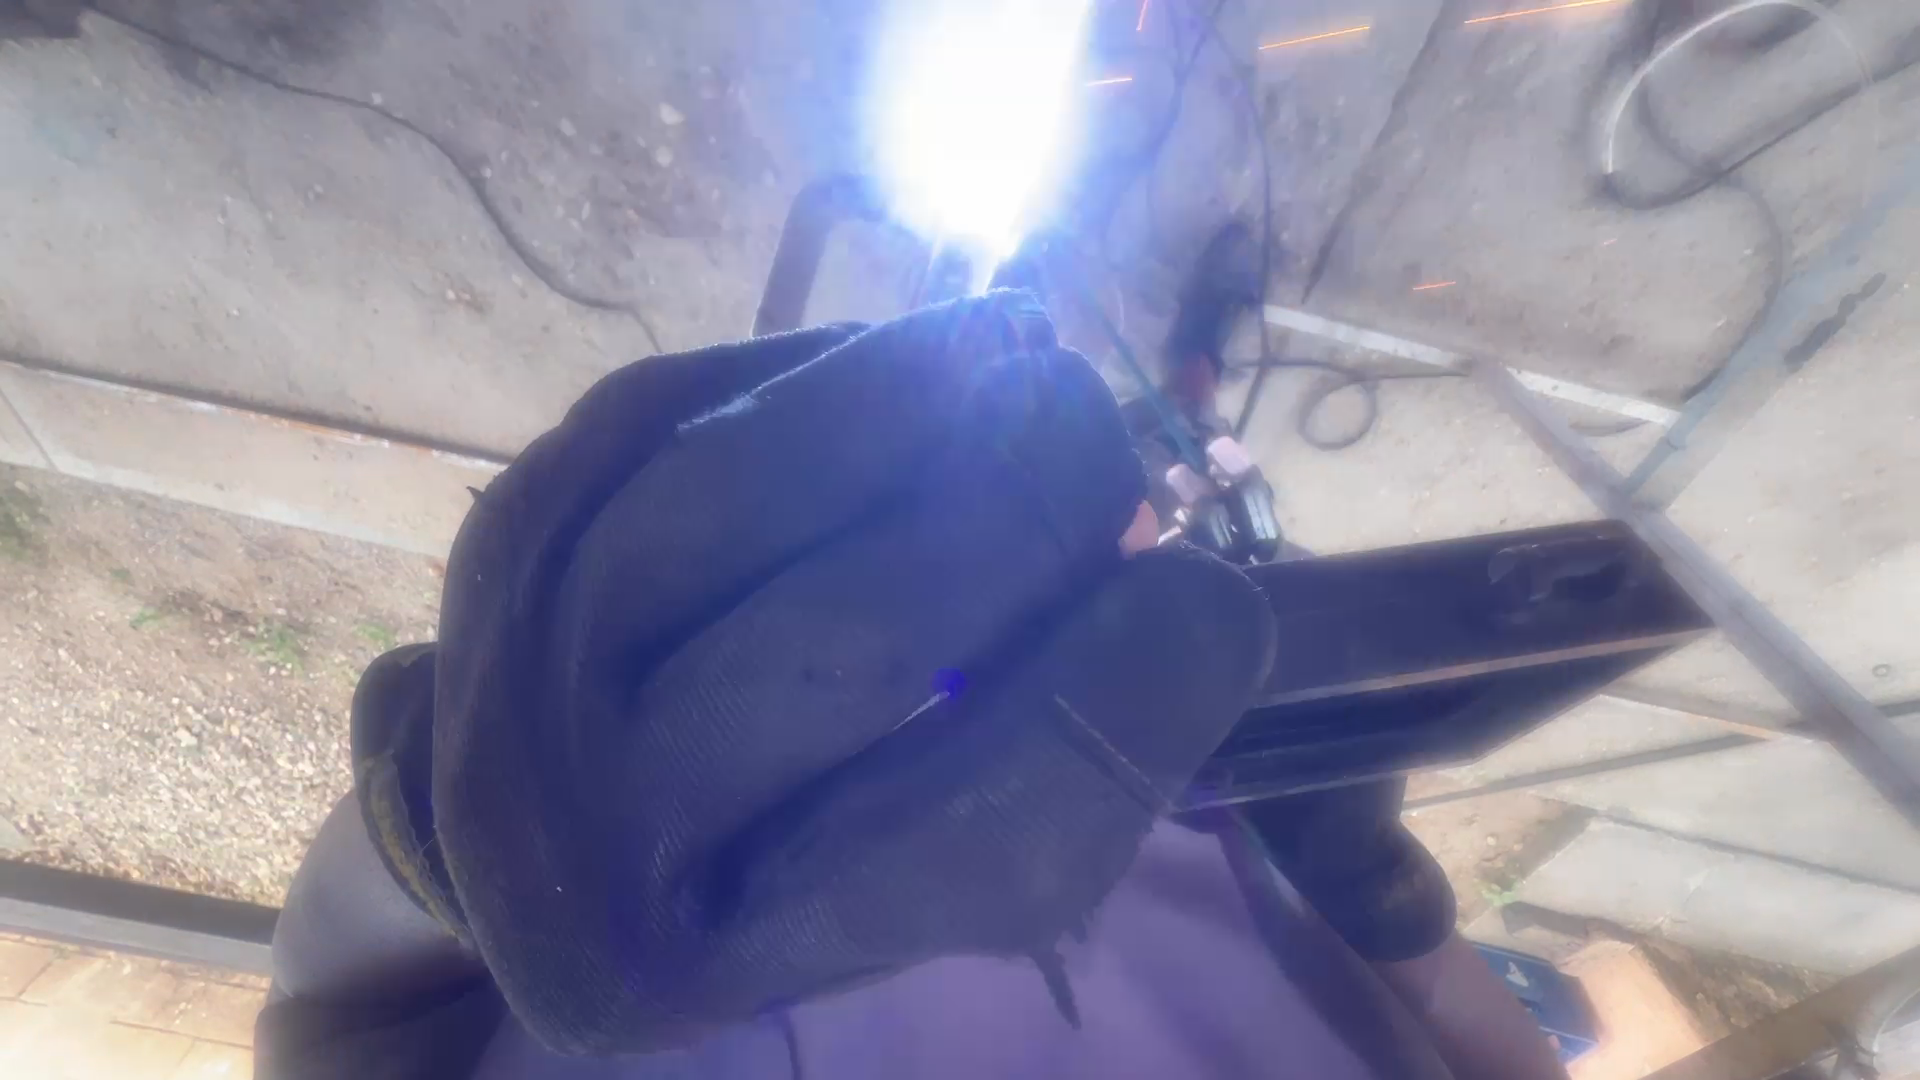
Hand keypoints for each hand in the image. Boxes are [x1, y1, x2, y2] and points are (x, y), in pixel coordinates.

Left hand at [382, 295, 1275, 1053]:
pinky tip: (897, 355)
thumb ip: (1078, 759)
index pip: (987, 827)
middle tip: (1103, 425)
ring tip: (1013, 349)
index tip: (1215, 593)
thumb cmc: (794, 842)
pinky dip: (797, 365)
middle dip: (1024, 502)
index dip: (1129, 692)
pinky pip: (649, 414)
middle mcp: (602, 856)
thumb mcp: (949, 856)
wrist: (584, 814)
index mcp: (756, 955)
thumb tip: (1188, 608)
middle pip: (857, 638)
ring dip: (905, 399)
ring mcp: (520, 687)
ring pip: (731, 490)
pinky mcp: (502, 550)